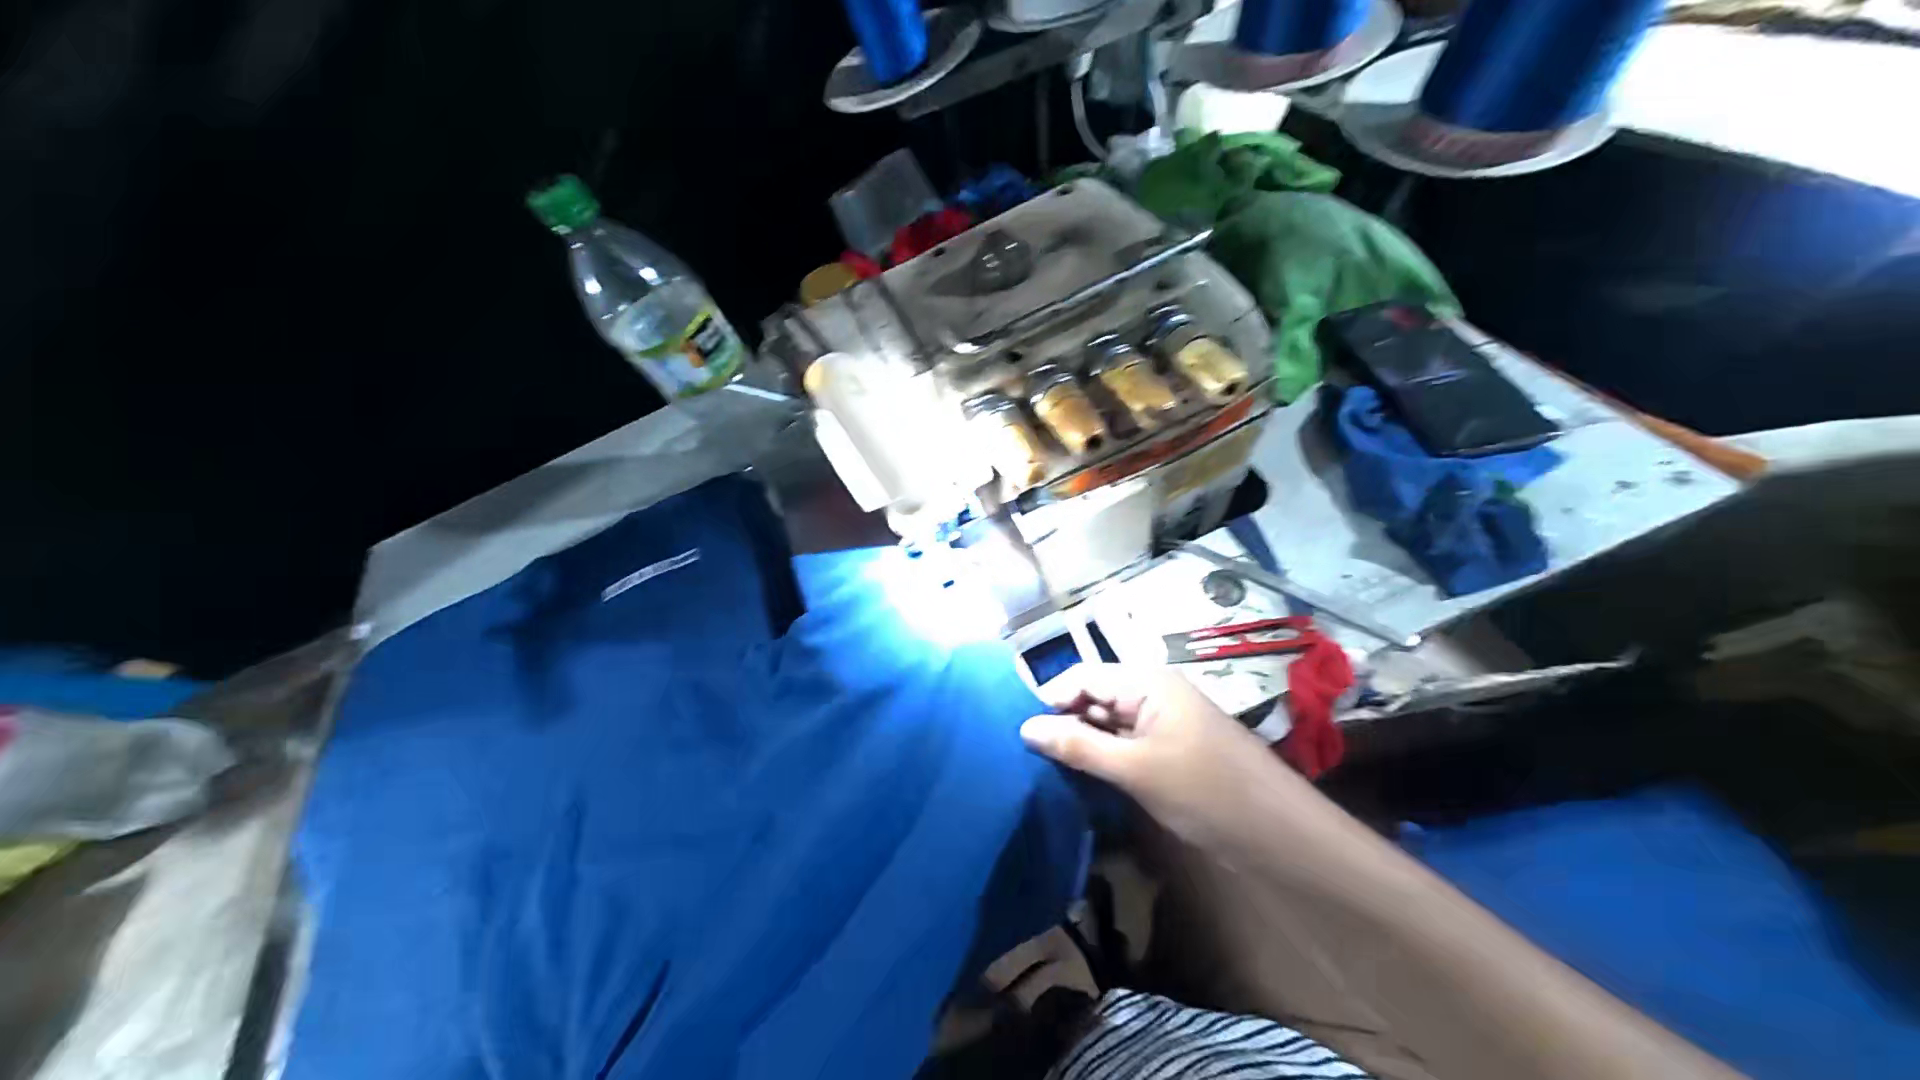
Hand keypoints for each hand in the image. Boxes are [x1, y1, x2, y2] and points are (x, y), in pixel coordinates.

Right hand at [1020, 663, 1316, 847]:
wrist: (1282, 836)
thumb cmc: (1206, 793)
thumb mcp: (1135, 770)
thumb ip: (1077, 746)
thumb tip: (1025, 727)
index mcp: (1147, 682)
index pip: (1083, 676)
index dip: (1049, 700)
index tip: (1018, 733)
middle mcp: (1153, 693)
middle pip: (1094, 695)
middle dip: (1063, 721)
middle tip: (1027, 755)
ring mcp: (1164, 722)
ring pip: (1107, 721)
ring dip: (1081, 741)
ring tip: (1045, 768)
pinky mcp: (1170, 750)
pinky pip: (1125, 742)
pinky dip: (1103, 756)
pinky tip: (1081, 778)